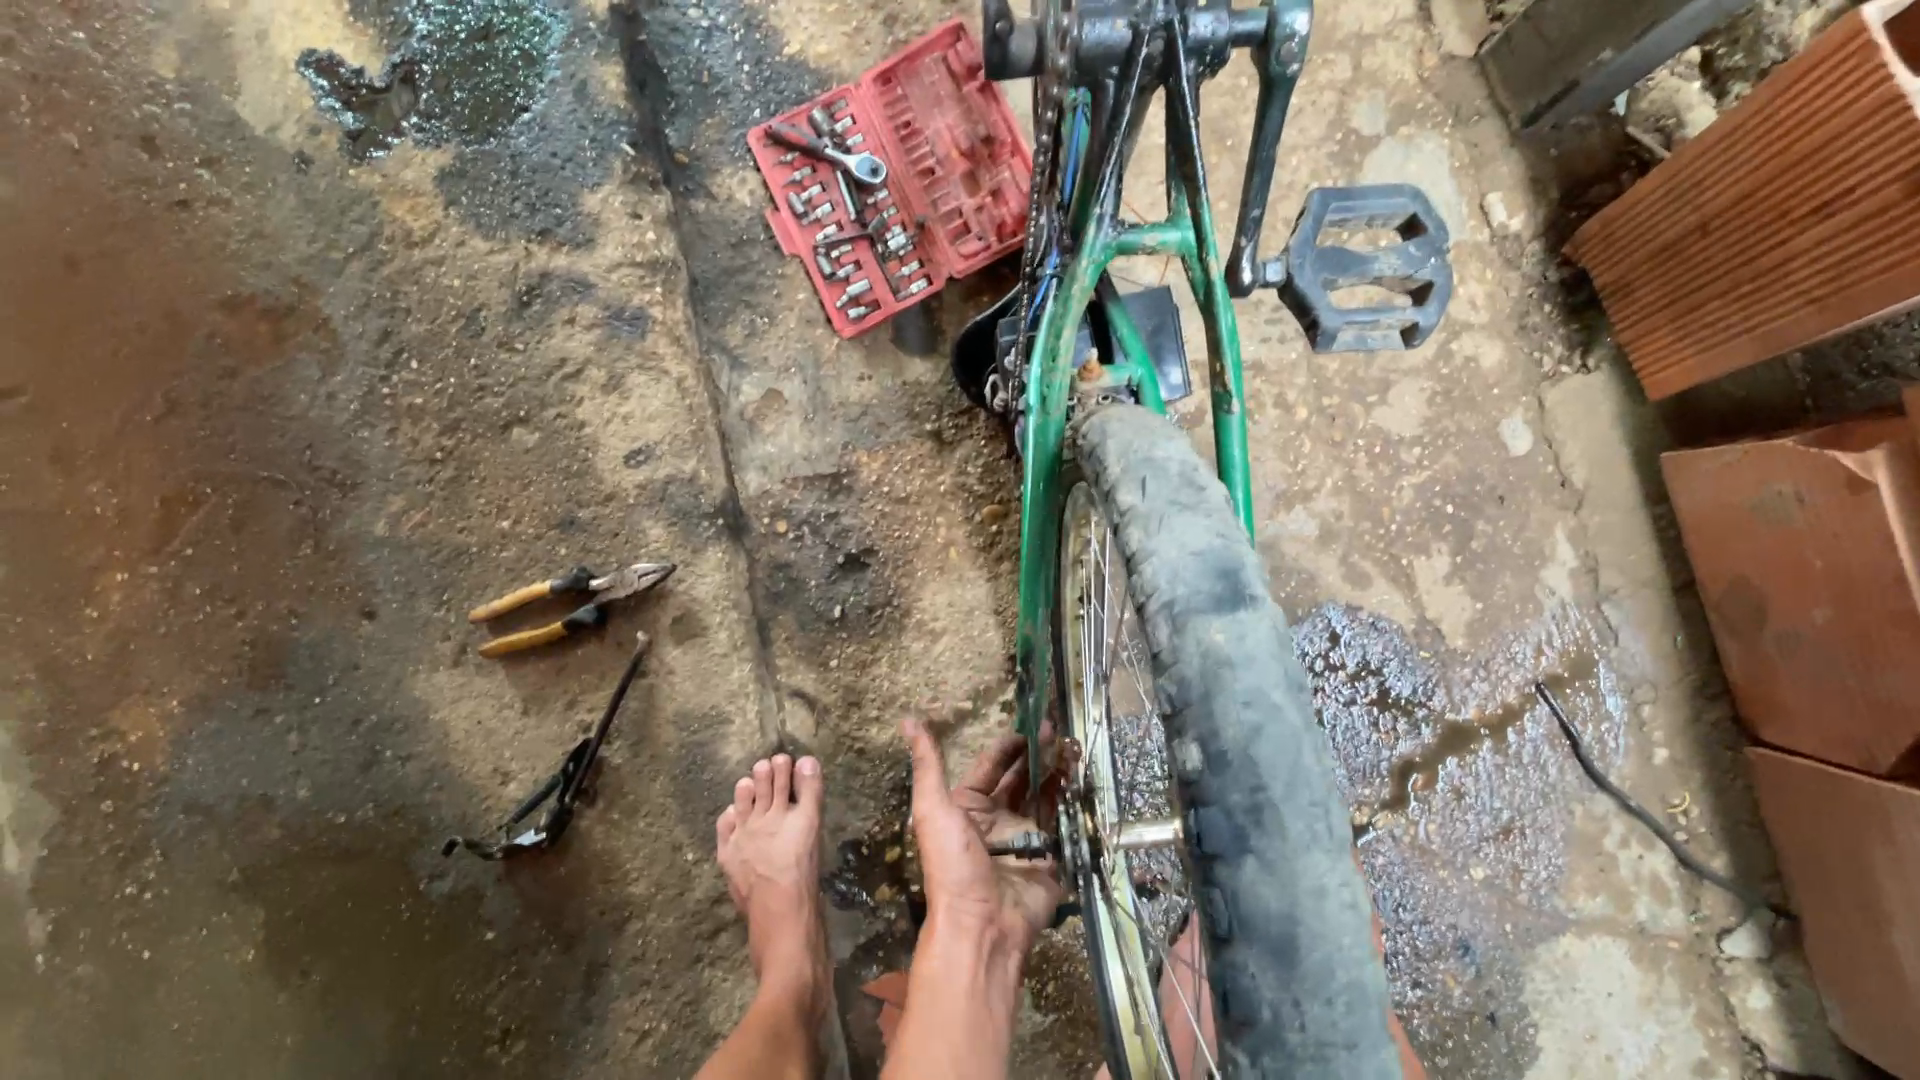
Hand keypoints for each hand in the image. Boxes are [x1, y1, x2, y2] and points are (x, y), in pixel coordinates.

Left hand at [903, 717, 1064, 952]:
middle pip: (1020, 778)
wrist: (983, 924)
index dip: (1009, 746)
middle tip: (1057, 730)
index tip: (1029, 725)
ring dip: (1055, 770)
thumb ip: (927, 763)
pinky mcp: (1048, 855)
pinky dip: (1069, 798)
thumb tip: (908, 720)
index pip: (990, 766)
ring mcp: (1024, 836)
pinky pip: (1060, 820)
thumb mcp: (933, 808)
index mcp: (967, 807)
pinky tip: (1079, 777)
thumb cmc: (952, 863)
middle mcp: (996, 819)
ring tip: (1071, 746)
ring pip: (1043, 794)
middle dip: (1036, 753)